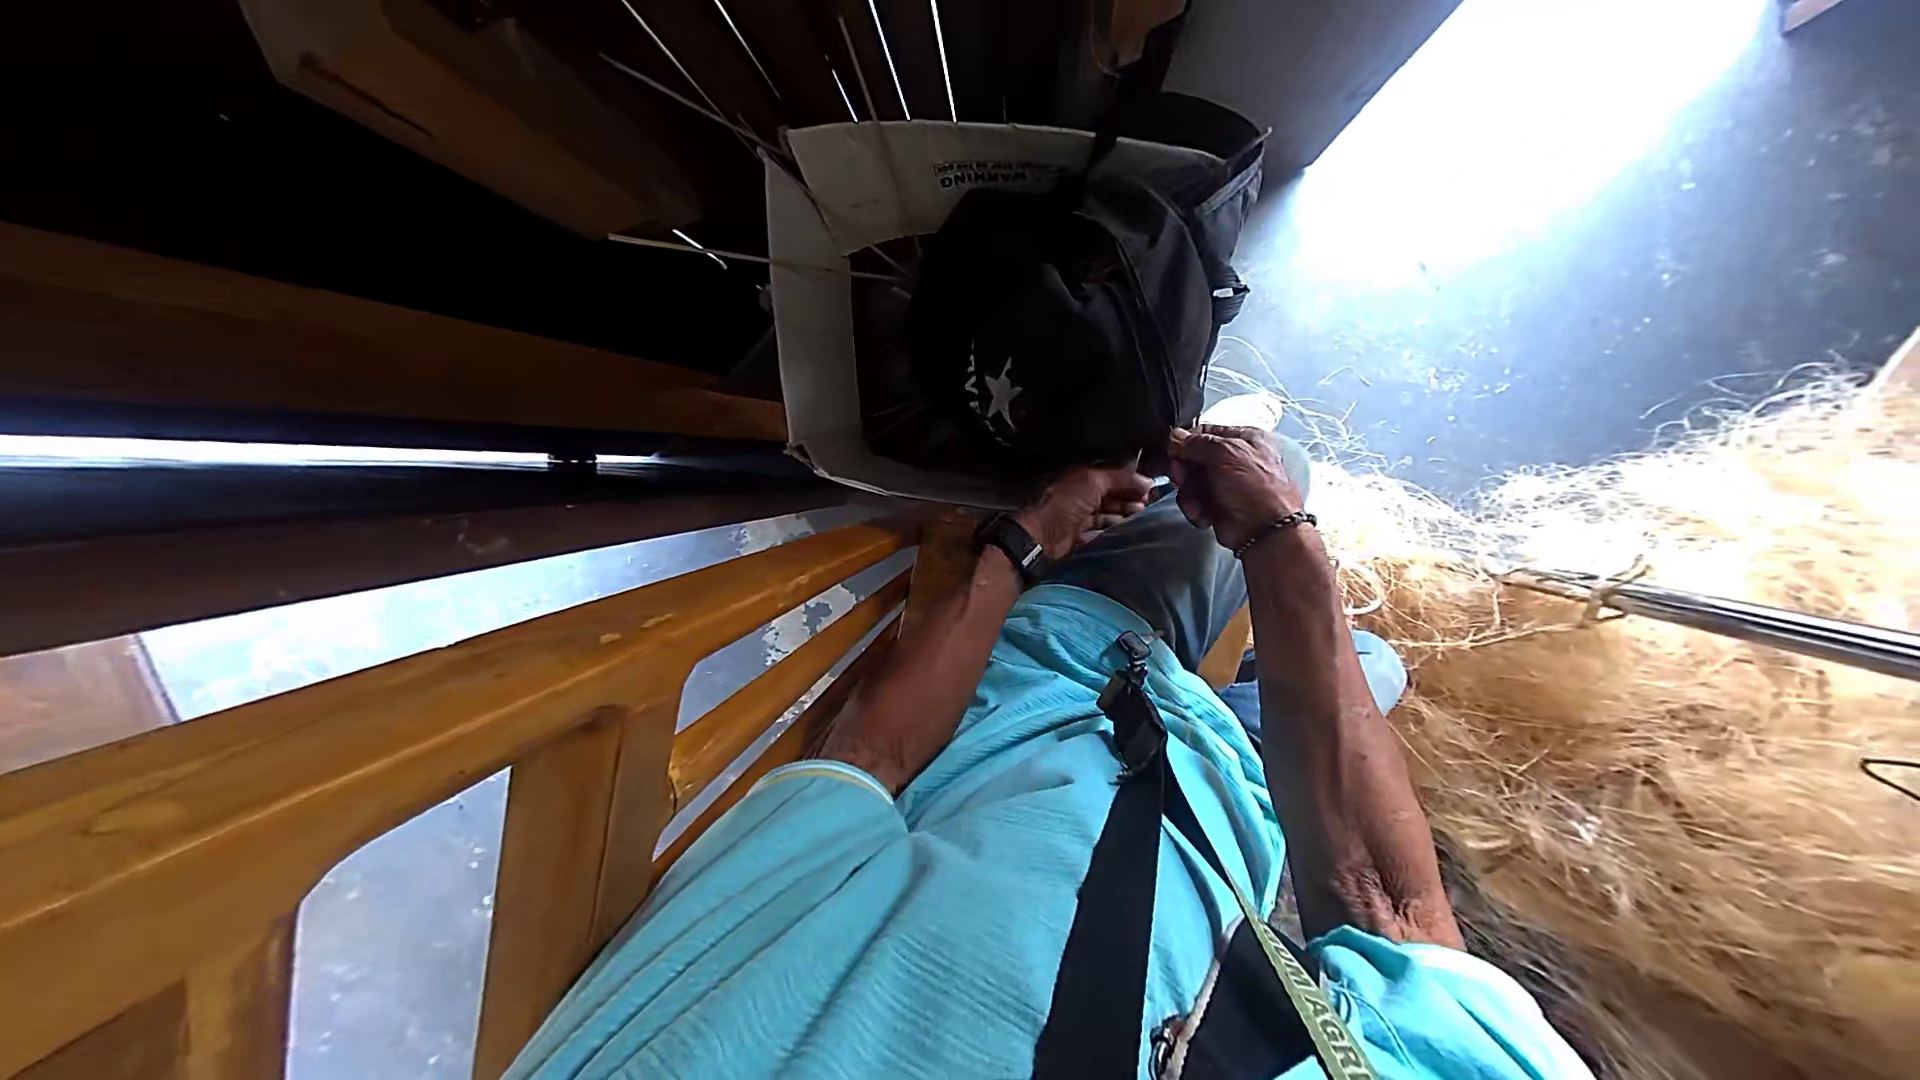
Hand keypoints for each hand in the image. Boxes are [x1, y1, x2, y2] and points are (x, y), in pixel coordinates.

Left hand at [1013, 464, 1153, 558]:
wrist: (1042, 535)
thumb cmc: (1063, 504)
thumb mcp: (1093, 482)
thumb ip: (1119, 478)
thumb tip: (1144, 480)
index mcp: (1082, 479)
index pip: (1111, 477)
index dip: (1130, 482)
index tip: (1150, 488)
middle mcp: (1080, 496)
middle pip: (1111, 496)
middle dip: (1130, 499)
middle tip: (1149, 504)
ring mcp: (1079, 517)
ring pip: (1107, 514)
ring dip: (1124, 515)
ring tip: (1141, 518)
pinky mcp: (1079, 536)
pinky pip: (1100, 532)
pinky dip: (1113, 531)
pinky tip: (1126, 532)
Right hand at [1166, 425, 1303, 551]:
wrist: (1263, 531)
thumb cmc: (1255, 488)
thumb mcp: (1225, 453)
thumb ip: (1196, 442)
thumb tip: (1175, 437)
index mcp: (1243, 439)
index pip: (1204, 433)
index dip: (1186, 443)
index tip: (1175, 453)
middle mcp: (1234, 460)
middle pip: (1192, 459)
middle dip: (1185, 472)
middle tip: (1185, 479)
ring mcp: (1225, 484)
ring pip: (1190, 482)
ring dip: (1190, 494)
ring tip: (1200, 503)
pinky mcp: (1217, 505)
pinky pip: (1193, 501)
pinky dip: (1195, 509)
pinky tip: (1206, 515)